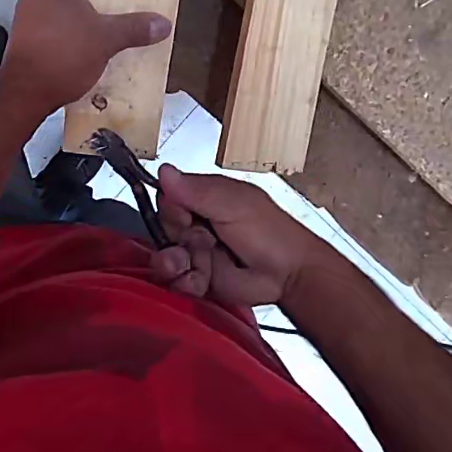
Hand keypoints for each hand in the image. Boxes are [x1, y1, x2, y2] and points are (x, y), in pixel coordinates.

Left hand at [0, 0, 171, 115]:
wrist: (26, 93)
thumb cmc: (62, 57)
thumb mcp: (107, 40)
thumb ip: (135, 29)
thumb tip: (162, 24)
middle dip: (94, 3)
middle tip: (118, 11)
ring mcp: (26, 19)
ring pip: (61, 14)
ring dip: (80, 23)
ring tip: (104, 34)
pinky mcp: (24, 41)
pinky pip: (51, 32)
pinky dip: (67, 39)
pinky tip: (83, 52)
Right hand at [149, 165, 345, 307]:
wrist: (289, 275)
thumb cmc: (269, 232)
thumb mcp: (232, 204)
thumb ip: (195, 190)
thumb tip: (164, 170)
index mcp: (205, 198)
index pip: (168, 199)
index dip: (169, 209)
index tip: (183, 216)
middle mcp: (198, 224)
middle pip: (163, 229)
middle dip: (172, 238)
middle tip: (195, 240)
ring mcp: (198, 252)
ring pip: (165, 256)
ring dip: (173, 262)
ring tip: (190, 265)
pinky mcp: (199, 278)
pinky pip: (176, 281)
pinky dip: (186, 282)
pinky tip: (201, 279)